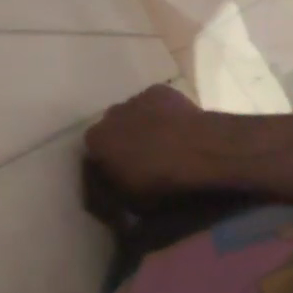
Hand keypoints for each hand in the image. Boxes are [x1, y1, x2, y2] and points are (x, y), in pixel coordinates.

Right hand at [84, 84, 222, 194]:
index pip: (94, 156)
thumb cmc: (160, 181)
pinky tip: (177, 128)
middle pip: (112, 131)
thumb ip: (115, 194)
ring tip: (164, 145)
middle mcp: (109, 115)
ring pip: (134, 115)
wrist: (198, 151)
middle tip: (143, 162)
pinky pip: (156, 104)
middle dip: (123, 144)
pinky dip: (162, 115)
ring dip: (142, 127)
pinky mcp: (159, 91)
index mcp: (96, 142)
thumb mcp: (130, 202)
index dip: (108, 169)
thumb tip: (113, 192)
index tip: (121, 180)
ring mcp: (135, 99)